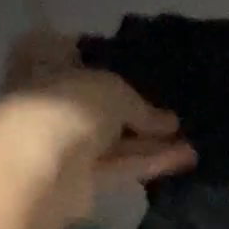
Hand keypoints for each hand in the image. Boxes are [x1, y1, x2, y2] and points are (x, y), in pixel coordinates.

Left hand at [0, 29, 195, 212]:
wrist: (39, 172)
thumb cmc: (66, 108)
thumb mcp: (113, 90)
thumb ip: (142, 106)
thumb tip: (170, 123)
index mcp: (42, 59)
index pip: (74, 50)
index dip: (107, 57)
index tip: (140, 65)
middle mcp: (50, 98)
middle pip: (99, 100)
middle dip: (135, 108)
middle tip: (172, 109)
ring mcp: (65, 141)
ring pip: (114, 137)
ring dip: (150, 139)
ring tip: (189, 139)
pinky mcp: (83, 178)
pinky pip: (121, 164)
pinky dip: (149, 160)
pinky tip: (183, 158)